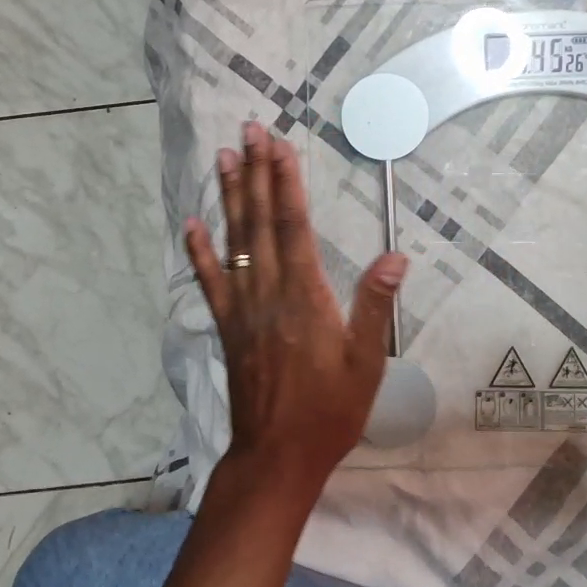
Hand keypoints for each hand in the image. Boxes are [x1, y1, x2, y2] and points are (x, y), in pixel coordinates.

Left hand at [184, 122, 408, 499]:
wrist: (277, 456)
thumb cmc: (330, 411)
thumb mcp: (366, 364)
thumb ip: (374, 307)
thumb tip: (395, 257)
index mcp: (305, 297)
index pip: (293, 226)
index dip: (286, 182)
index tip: (280, 146)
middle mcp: (268, 293)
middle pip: (259, 222)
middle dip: (255, 173)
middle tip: (248, 131)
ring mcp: (242, 309)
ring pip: (233, 242)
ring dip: (228, 197)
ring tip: (222, 157)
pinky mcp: (227, 328)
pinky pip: (210, 282)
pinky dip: (199, 251)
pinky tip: (191, 223)